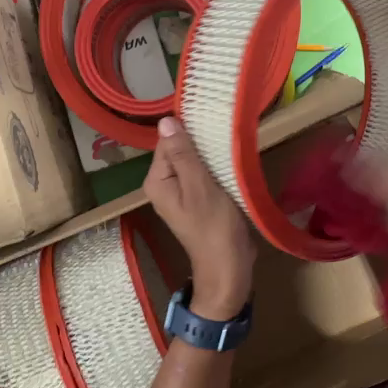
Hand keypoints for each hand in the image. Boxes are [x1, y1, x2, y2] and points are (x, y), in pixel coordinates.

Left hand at [144, 117, 253, 319]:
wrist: (229, 266)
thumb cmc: (214, 226)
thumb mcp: (199, 185)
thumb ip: (182, 154)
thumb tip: (165, 121)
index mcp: (157, 181)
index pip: (168, 142)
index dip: (190, 133)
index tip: (213, 130)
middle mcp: (163, 185)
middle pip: (180, 150)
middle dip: (202, 145)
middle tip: (225, 142)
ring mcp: (181, 193)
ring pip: (194, 162)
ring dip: (211, 157)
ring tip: (230, 153)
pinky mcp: (198, 199)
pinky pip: (203, 175)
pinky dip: (216, 169)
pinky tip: (230, 167)